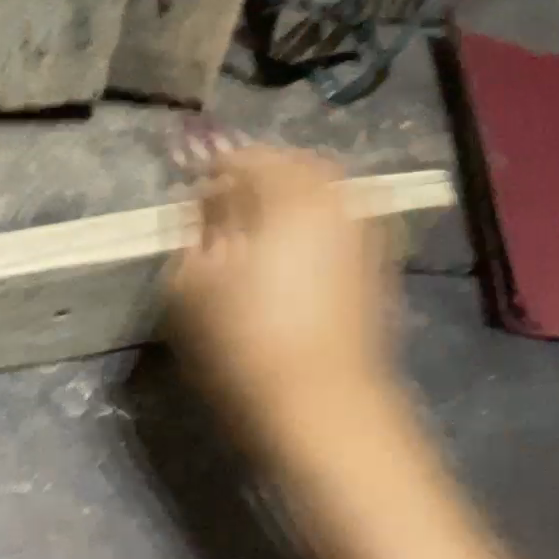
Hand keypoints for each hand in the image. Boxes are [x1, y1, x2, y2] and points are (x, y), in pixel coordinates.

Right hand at [166, 148, 393, 430]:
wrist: (318, 401)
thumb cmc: (241, 342)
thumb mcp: (190, 285)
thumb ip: (190, 231)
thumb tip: (197, 201)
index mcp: (289, 189)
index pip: (241, 157)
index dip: (206, 174)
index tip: (184, 200)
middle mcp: (336, 193)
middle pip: (286, 169)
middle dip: (250, 186)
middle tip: (214, 218)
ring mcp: (363, 226)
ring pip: (313, 197)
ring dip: (278, 210)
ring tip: (245, 244)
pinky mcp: (374, 261)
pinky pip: (331, 225)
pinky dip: (304, 232)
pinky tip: (280, 265)